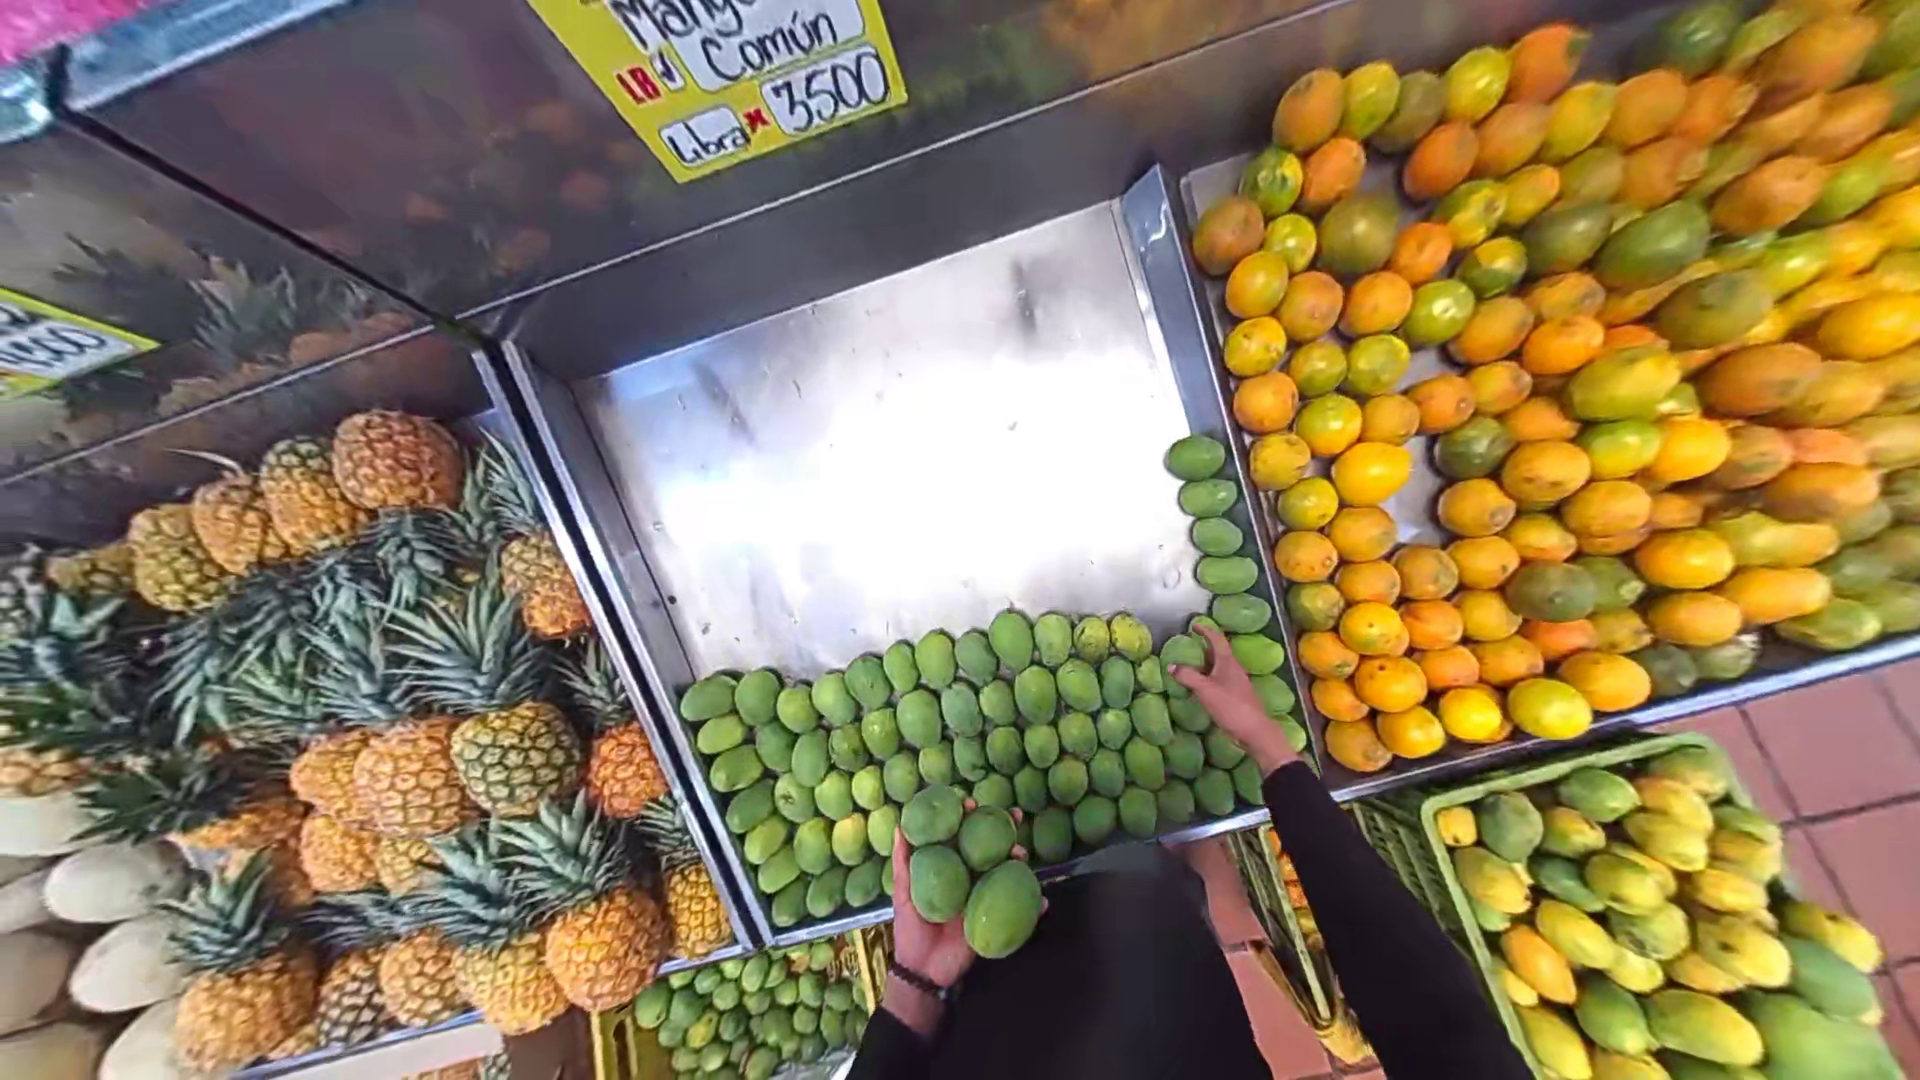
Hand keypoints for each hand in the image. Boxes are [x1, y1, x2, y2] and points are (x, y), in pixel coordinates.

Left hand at [885, 806, 1035, 1037]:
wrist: (922, 971)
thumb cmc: (911, 927)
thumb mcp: (904, 893)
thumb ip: (903, 861)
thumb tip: (898, 826)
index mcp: (951, 866)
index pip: (964, 834)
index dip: (970, 816)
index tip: (972, 802)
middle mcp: (971, 876)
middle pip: (991, 846)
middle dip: (1005, 827)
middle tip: (1015, 815)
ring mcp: (985, 896)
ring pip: (1008, 870)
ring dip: (1019, 860)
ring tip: (1021, 854)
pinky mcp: (995, 919)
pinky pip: (1021, 911)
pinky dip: (1036, 906)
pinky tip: (1045, 900)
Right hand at [1170, 624, 1298, 775]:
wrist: (1255, 731)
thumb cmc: (1231, 705)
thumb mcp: (1205, 689)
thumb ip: (1187, 676)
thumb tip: (1171, 666)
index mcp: (1227, 662)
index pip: (1217, 638)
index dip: (1206, 630)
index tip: (1194, 625)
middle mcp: (1233, 668)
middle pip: (1218, 651)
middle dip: (1203, 645)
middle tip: (1187, 645)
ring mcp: (1235, 682)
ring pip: (1218, 666)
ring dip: (1204, 662)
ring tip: (1188, 664)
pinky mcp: (1235, 695)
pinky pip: (1218, 679)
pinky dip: (1206, 676)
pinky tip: (1198, 685)